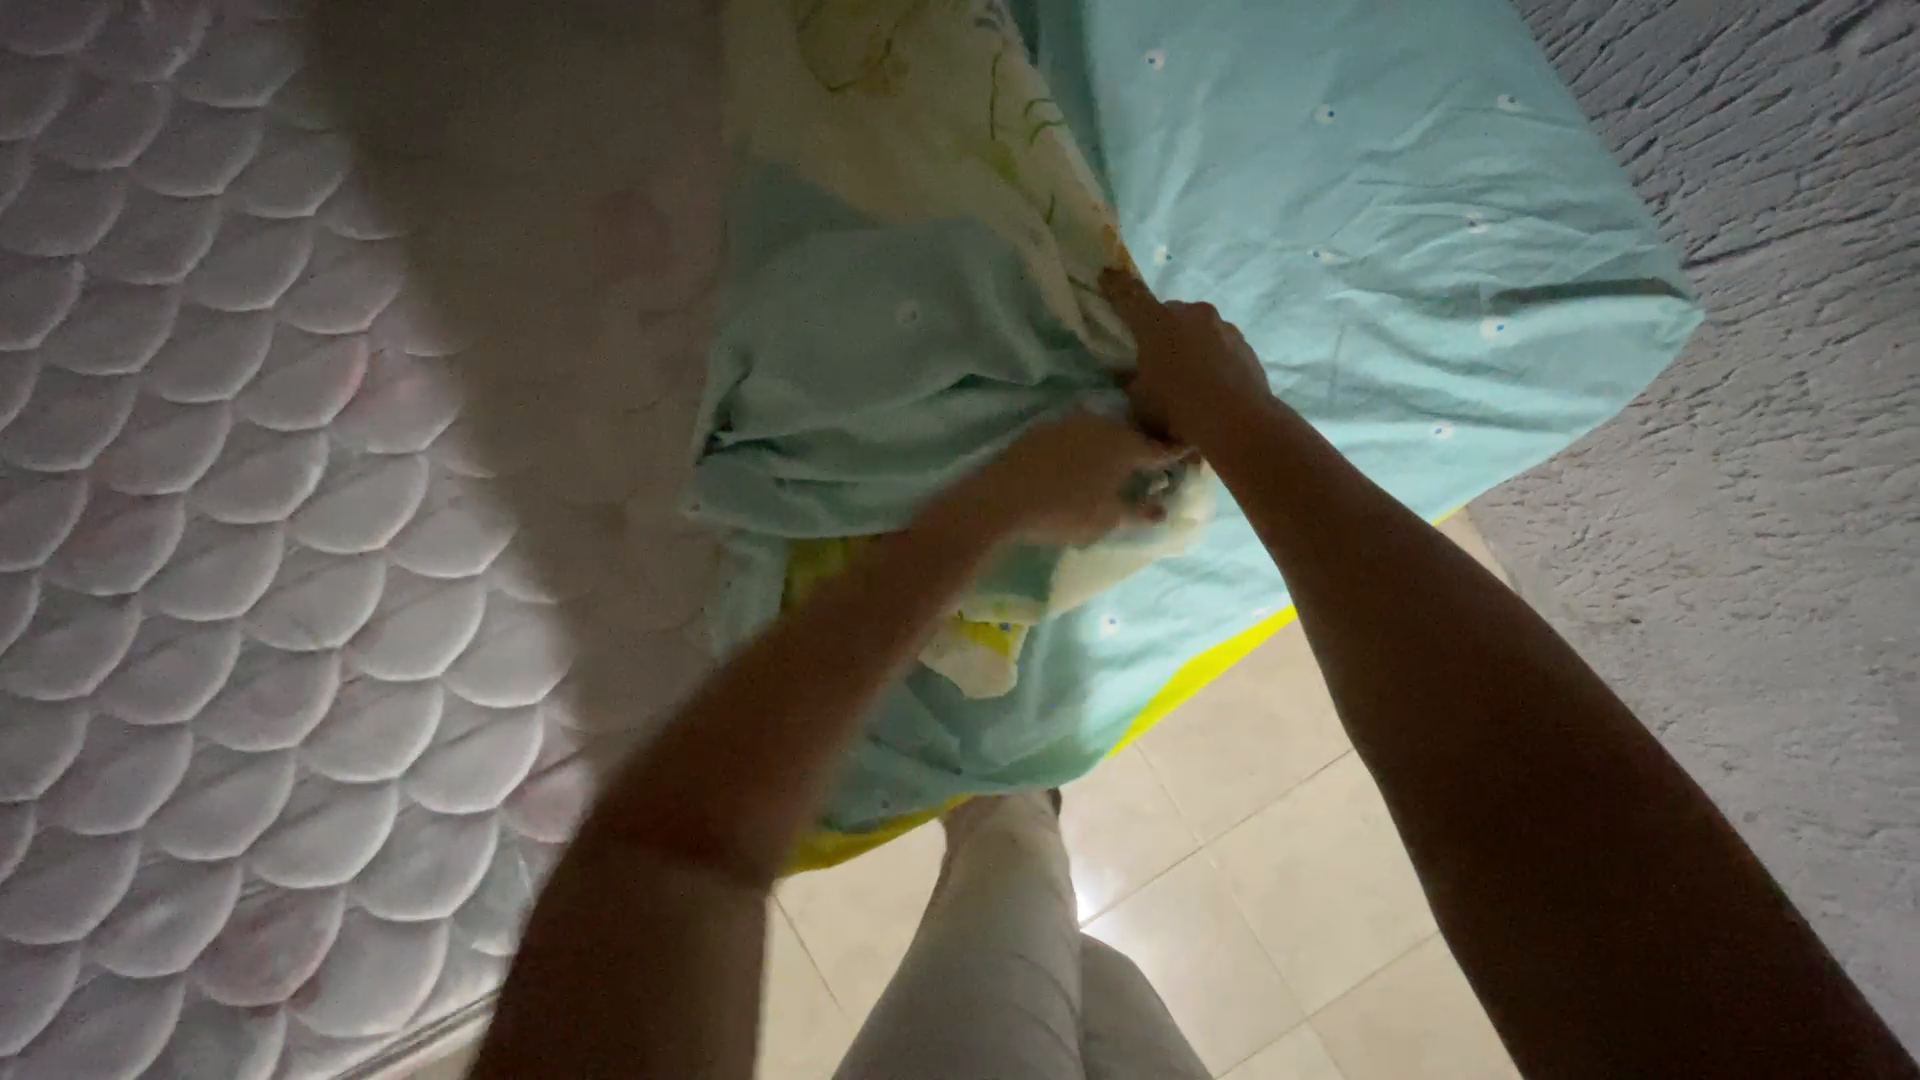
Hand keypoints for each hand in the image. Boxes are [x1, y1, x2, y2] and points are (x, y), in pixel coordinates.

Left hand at [938, 412, 1181, 546]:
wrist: (1002, 499)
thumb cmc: (1064, 512)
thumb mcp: (1107, 519)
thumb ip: (1138, 511)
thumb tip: (1162, 509)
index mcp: (1125, 446)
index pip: (1160, 449)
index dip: (1176, 453)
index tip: (1189, 452)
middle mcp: (1102, 425)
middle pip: (1131, 435)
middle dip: (1142, 446)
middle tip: (1150, 461)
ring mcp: (1069, 423)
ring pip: (1101, 431)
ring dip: (1110, 444)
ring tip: (1112, 462)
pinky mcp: (1041, 429)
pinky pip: (1073, 435)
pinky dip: (1081, 446)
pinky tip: (1076, 462)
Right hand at [1100, 269, 1273, 442]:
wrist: (1238, 420)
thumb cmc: (1178, 409)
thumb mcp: (1140, 402)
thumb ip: (1131, 381)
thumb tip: (1129, 374)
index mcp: (1157, 324)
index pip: (1130, 296)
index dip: (1115, 286)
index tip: (1106, 275)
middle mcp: (1191, 314)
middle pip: (1168, 313)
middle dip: (1159, 329)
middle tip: (1154, 356)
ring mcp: (1221, 326)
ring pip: (1196, 327)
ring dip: (1188, 343)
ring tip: (1186, 374)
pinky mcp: (1243, 343)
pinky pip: (1218, 343)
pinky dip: (1210, 355)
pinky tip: (1210, 382)